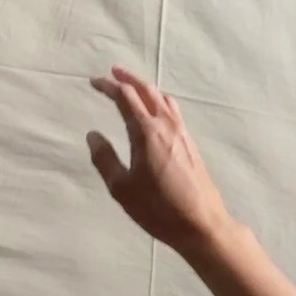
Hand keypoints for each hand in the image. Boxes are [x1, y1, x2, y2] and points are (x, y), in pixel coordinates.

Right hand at [87, 66, 236, 256]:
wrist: (202, 224)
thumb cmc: (158, 209)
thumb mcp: (122, 189)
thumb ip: (105, 159)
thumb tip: (92, 134)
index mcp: (146, 132)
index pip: (125, 98)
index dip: (108, 86)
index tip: (94, 82)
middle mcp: (166, 125)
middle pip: (146, 90)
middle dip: (128, 78)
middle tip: (113, 71)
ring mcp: (181, 132)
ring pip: (162, 98)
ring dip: (145, 87)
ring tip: (133, 86)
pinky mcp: (190, 142)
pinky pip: (172, 109)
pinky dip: (158, 99)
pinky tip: (155, 109)